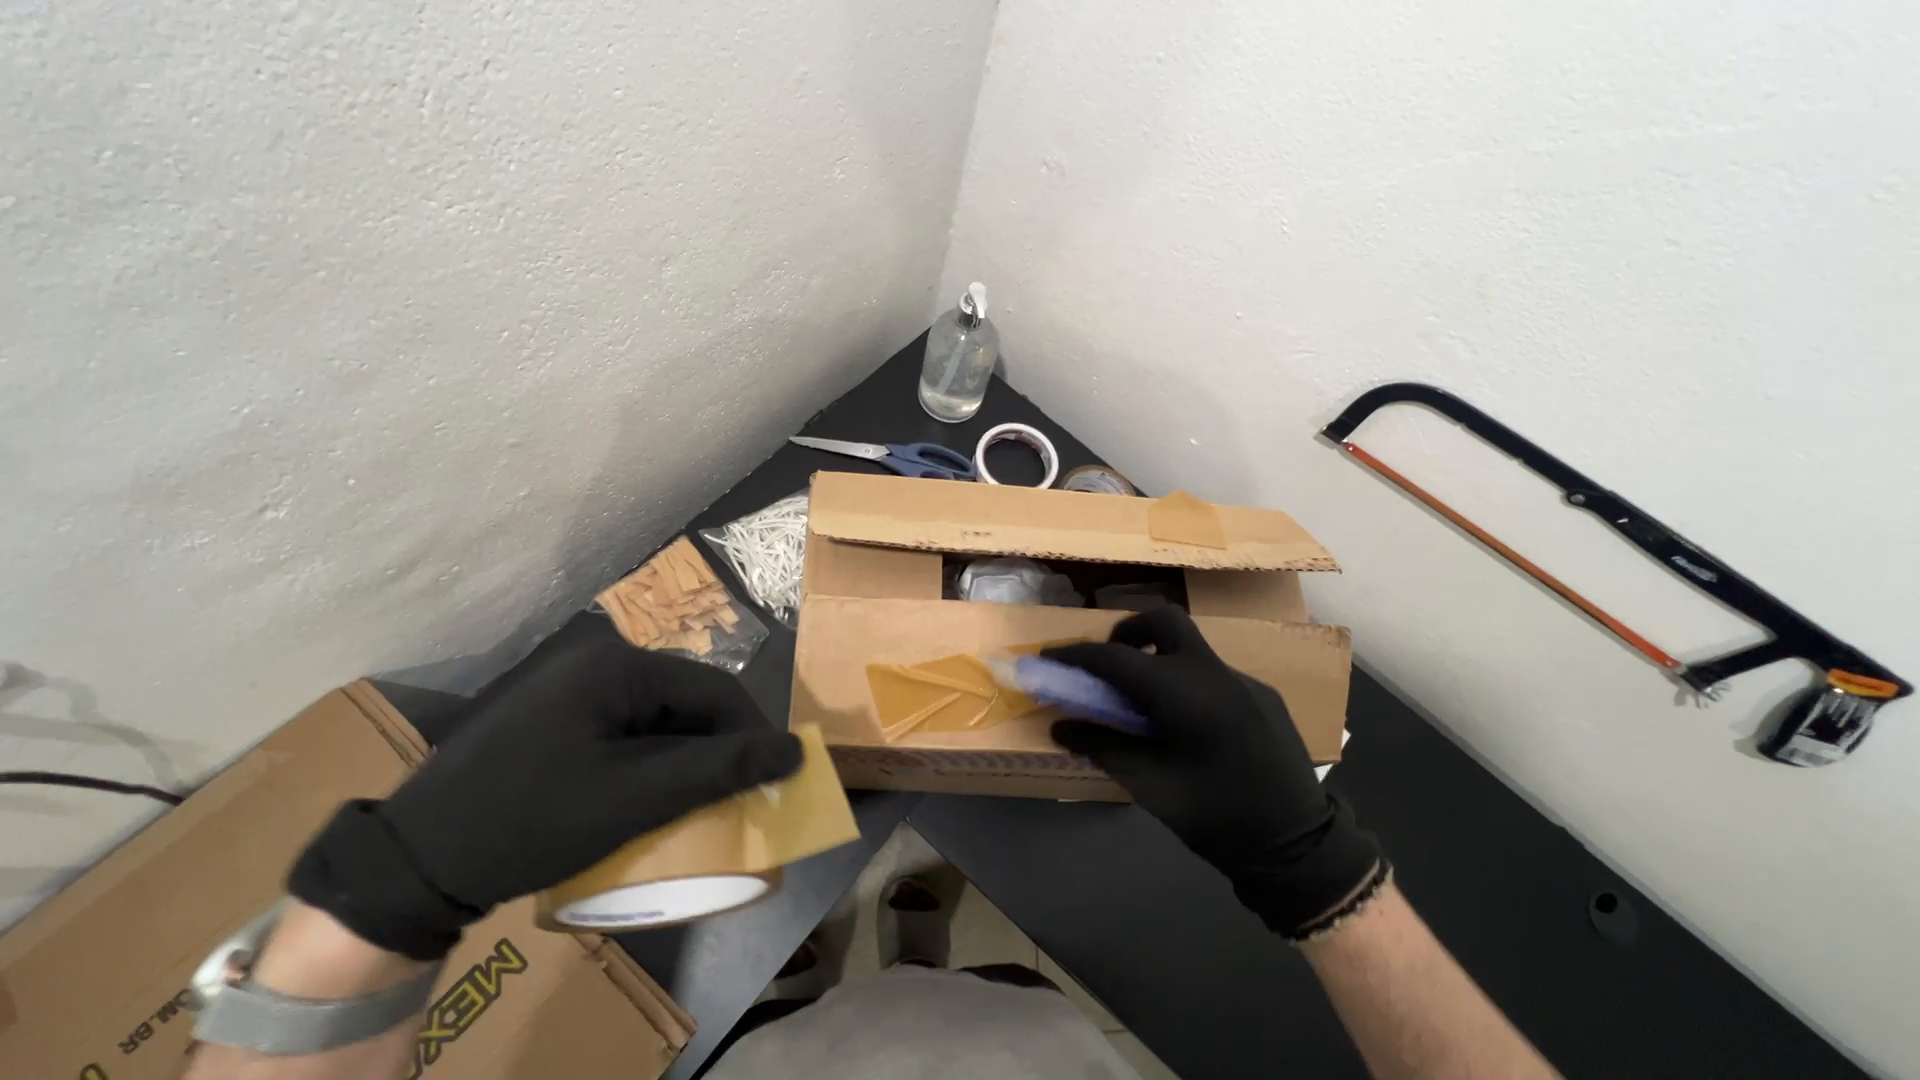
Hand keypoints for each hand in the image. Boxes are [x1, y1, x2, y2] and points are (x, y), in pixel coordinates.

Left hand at [289, 619, 800, 959]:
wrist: (414, 864)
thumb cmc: (530, 821)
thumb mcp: (634, 798)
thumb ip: (718, 770)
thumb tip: (796, 751)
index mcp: (617, 666)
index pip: (714, 689)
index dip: (753, 734)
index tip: (776, 781)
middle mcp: (597, 665)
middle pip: (686, 703)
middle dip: (717, 751)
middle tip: (738, 801)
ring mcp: (572, 692)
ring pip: (658, 722)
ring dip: (685, 762)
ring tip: (700, 807)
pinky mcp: (556, 722)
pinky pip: (625, 736)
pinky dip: (650, 768)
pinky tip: (652, 803)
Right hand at [1044, 607, 1385, 939]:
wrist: (1299, 844)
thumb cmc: (1217, 818)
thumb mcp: (1151, 787)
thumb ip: (1105, 747)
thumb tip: (1061, 724)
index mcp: (1182, 692)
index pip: (1116, 657)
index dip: (1077, 655)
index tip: (1049, 657)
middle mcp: (1213, 672)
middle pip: (1162, 621)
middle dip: (1127, 632)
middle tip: (1108, 665)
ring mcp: (1243, 680)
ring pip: (1191, 646)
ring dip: (1158, 656)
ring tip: (1143, 700)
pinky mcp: (1263, 695)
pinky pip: (1213, 672)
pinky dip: (1185, 681)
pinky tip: (1186, 725)